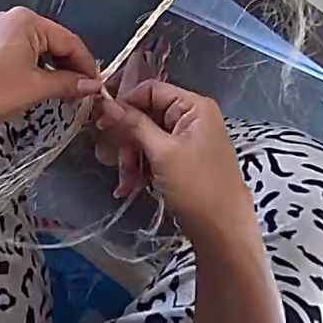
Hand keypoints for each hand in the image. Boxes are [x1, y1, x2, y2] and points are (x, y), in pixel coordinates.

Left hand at [0, 8, 100, 146]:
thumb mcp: (35, 89)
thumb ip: (68, 84)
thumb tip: (89, 85)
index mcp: (25, 21)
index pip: (70, 40)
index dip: (87, 65)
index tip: (96, 85)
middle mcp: (10, 20)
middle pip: (55, 43)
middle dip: (70, 68)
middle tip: (82, 92)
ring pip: (38, 50)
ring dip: (53, 71)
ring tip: (63, 94)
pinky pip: (21, 56)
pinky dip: (35, 71)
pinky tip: (39, 89)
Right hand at [94, 81, 258, 246]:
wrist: (222, 232)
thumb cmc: (197, 187)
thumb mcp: (162, 153)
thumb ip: (134, 125)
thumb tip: (105, 103)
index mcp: (194, 106)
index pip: (151, 90)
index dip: (124, 103)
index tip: (99, 121)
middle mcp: (191, 117)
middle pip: (146, 115)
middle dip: (126, 138)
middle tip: (108, 156)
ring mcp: (186, 140)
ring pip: (146, 137)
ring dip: (131, 157)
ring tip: (126, 180)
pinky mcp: (182, 161)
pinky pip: (153, 154)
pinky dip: (140, 168)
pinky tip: (130, 186)